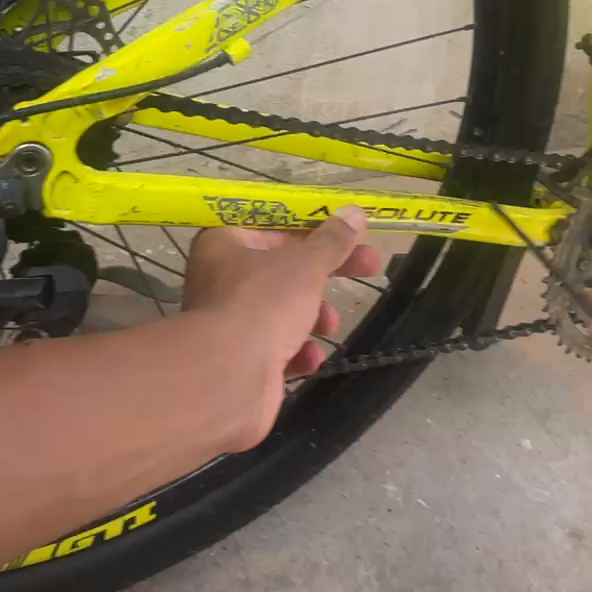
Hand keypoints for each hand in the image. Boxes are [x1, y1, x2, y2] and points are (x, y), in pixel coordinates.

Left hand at [182, 205, 381, 447]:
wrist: (229, 378)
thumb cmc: (263, 303)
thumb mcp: (305, 265)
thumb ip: (332, 241)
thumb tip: (354, 212)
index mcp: (224, 243)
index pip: (273, 226)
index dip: (313, 227)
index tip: (348, 232)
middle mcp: (220, 279)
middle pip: (283, 267)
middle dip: (326, 271)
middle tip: (371, 265)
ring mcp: (228, 323)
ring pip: (282, 311)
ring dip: (312, 315)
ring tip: (329, 323)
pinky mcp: (239, 361)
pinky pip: (275, 349)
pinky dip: (297, 351)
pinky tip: (310, 356)